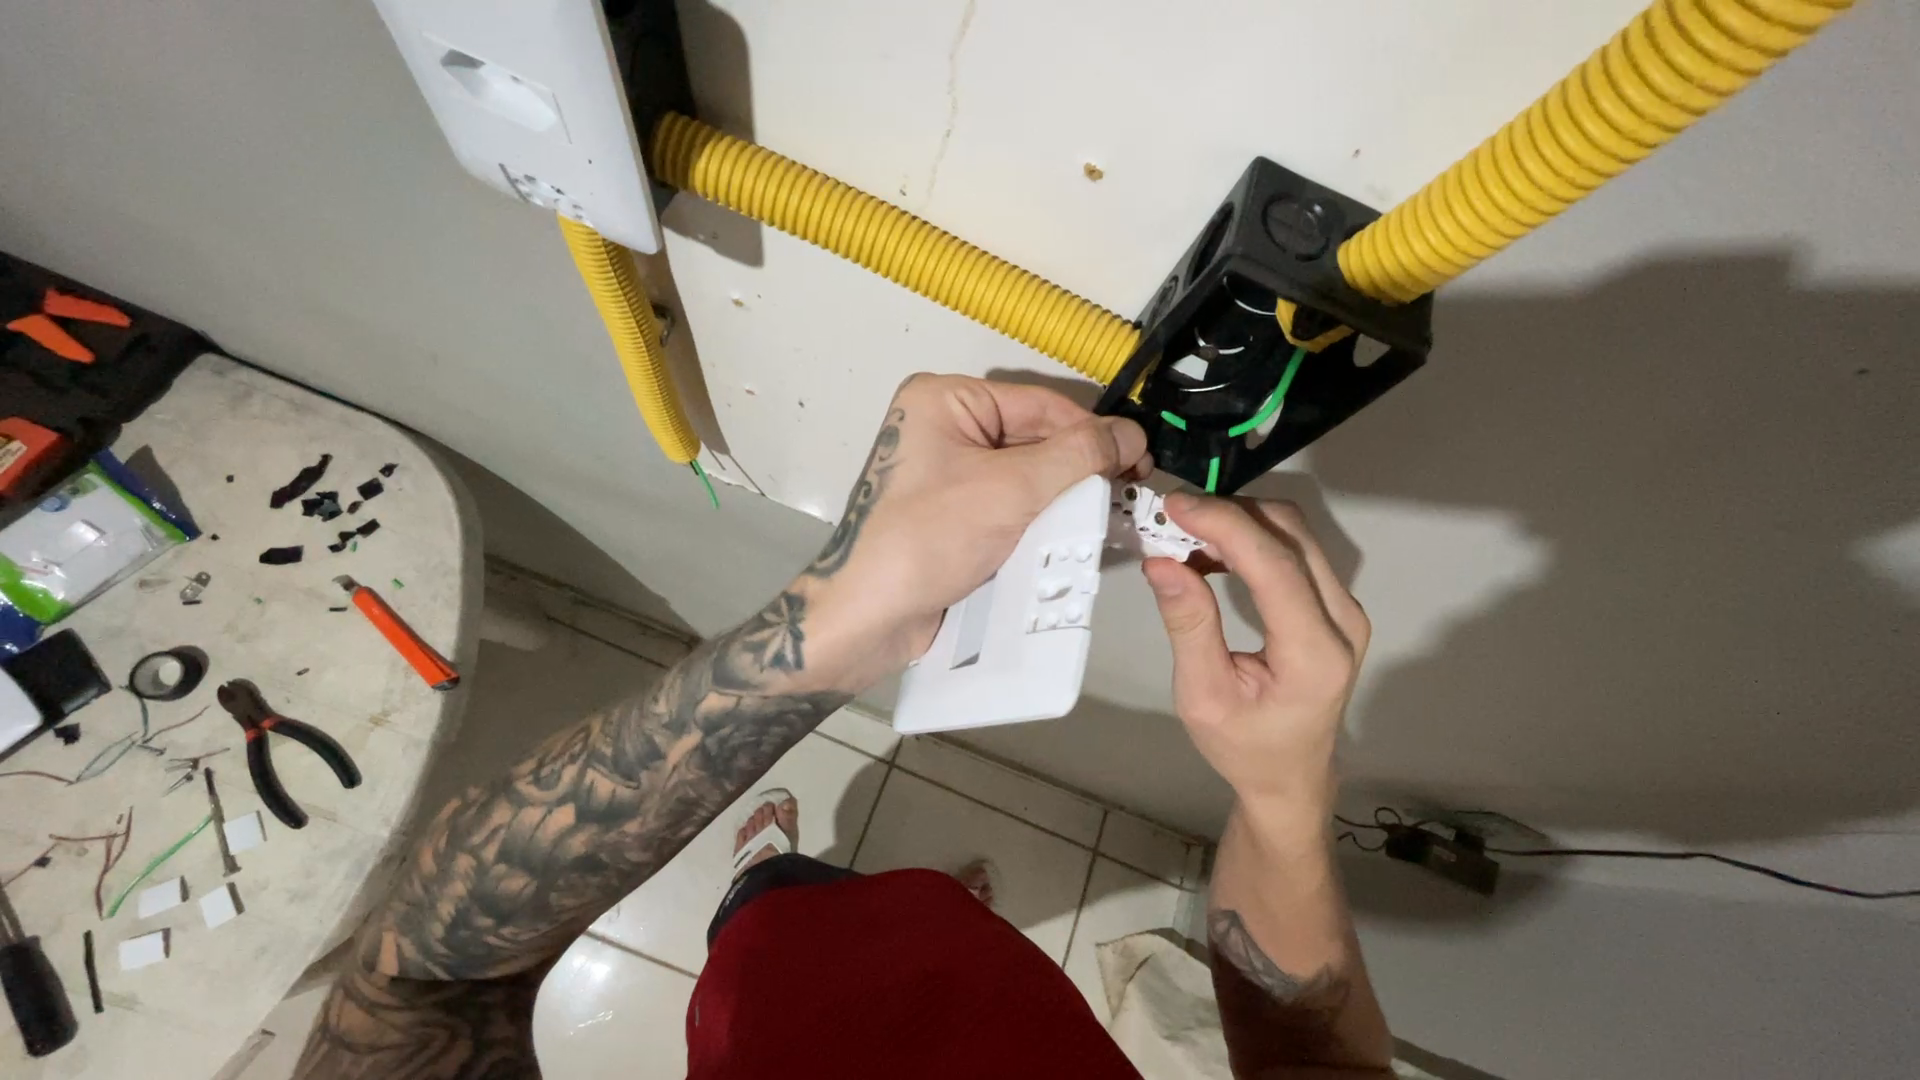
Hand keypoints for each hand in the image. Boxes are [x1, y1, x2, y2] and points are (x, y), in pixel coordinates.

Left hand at [798, 374, 1148, 689]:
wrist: (871, 616)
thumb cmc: (930, 539)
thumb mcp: (1010, 490)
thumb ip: (1077, 456)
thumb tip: (1132, 434)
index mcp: (945, 400)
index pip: (1041, 404)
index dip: (1094, 431)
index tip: (1141, 460)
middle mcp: (943, 426)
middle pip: (1035, 438)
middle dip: (1078, 468)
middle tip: (1128, 494)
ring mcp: (945, 471)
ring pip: (1026, 474)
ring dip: (1062, 497)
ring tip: (1105, 516)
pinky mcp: (951, 512)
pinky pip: (1008, 503)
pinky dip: (1039, 517)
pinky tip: (1070, 533)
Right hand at [1142, 495, 1368, 817]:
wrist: (1290, 774)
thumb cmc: (1243, 745)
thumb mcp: (1202, 697)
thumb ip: (1189, 626)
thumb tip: (1161, 562)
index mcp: (1315, 653)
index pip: (1274, 565)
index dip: (1224, 525)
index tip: (1173, 507)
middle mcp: (1344, 620)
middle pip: (1290, 535)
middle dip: (1227, 514)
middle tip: (1169, 520)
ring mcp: (1345, 608)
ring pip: (1293, 533)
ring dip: (1237, 522)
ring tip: (1183, 537)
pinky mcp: (1334, 603)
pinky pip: (1293, 549)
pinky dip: (1249, 538)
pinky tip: (1209, 555)